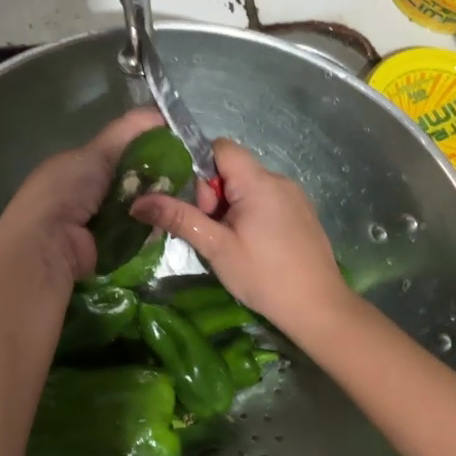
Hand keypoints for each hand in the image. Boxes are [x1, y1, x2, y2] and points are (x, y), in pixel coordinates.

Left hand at [0, 107, 165, 287]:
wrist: (49, 244)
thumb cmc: (66, 191)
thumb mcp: (95, 153)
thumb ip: (126, 131)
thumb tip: (159, 111)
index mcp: (80, 168)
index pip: (121, 152)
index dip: (148, 147)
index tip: (176, 144)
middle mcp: (89, 194)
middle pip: (135, 181)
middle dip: (156, 178)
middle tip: (182, 174)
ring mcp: (100, 223)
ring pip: (140, 207)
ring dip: (156, 204)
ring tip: (178, 198)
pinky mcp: (112, 249)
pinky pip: (139, 234)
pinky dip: (151, 228)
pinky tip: (167, 220)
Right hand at [130, 139, 348, 330]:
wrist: (318, 307)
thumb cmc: (263, 275)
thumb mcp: (215, 247)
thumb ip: (179, 218)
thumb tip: (137, 203)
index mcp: (259, 182)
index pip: (220, 148)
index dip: (201, 169)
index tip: (199, 205)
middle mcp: (279, 180)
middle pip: (233, 169)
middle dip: (214, 195)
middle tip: (213, 232)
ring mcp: (294, 196)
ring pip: (248, 187)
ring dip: (231, 208)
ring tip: (231, 244)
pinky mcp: (301, 213)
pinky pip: (266, 201)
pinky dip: (250, 216)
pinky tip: (252, 248)